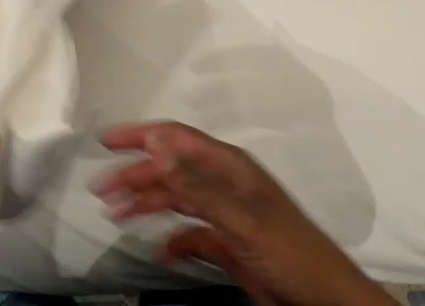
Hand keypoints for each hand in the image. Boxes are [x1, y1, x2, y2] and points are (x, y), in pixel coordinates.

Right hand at [93, 122, 393, 305]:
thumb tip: (155, 142)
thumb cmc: (287, 250)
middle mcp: (222, 182)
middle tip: (101, 188)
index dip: (140, 135)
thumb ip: (196, 181)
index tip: (106, 141)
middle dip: (134, 175)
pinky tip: (158, 250)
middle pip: (169, 169)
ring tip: (115, 214)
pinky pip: (190, 234)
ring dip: (145, 203)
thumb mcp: (239, 215)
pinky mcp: (227, 243)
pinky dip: (171, 239)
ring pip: (175, 199)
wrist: (323, 300)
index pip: (174, 139)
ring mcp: (224, 213)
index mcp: (226, 165)